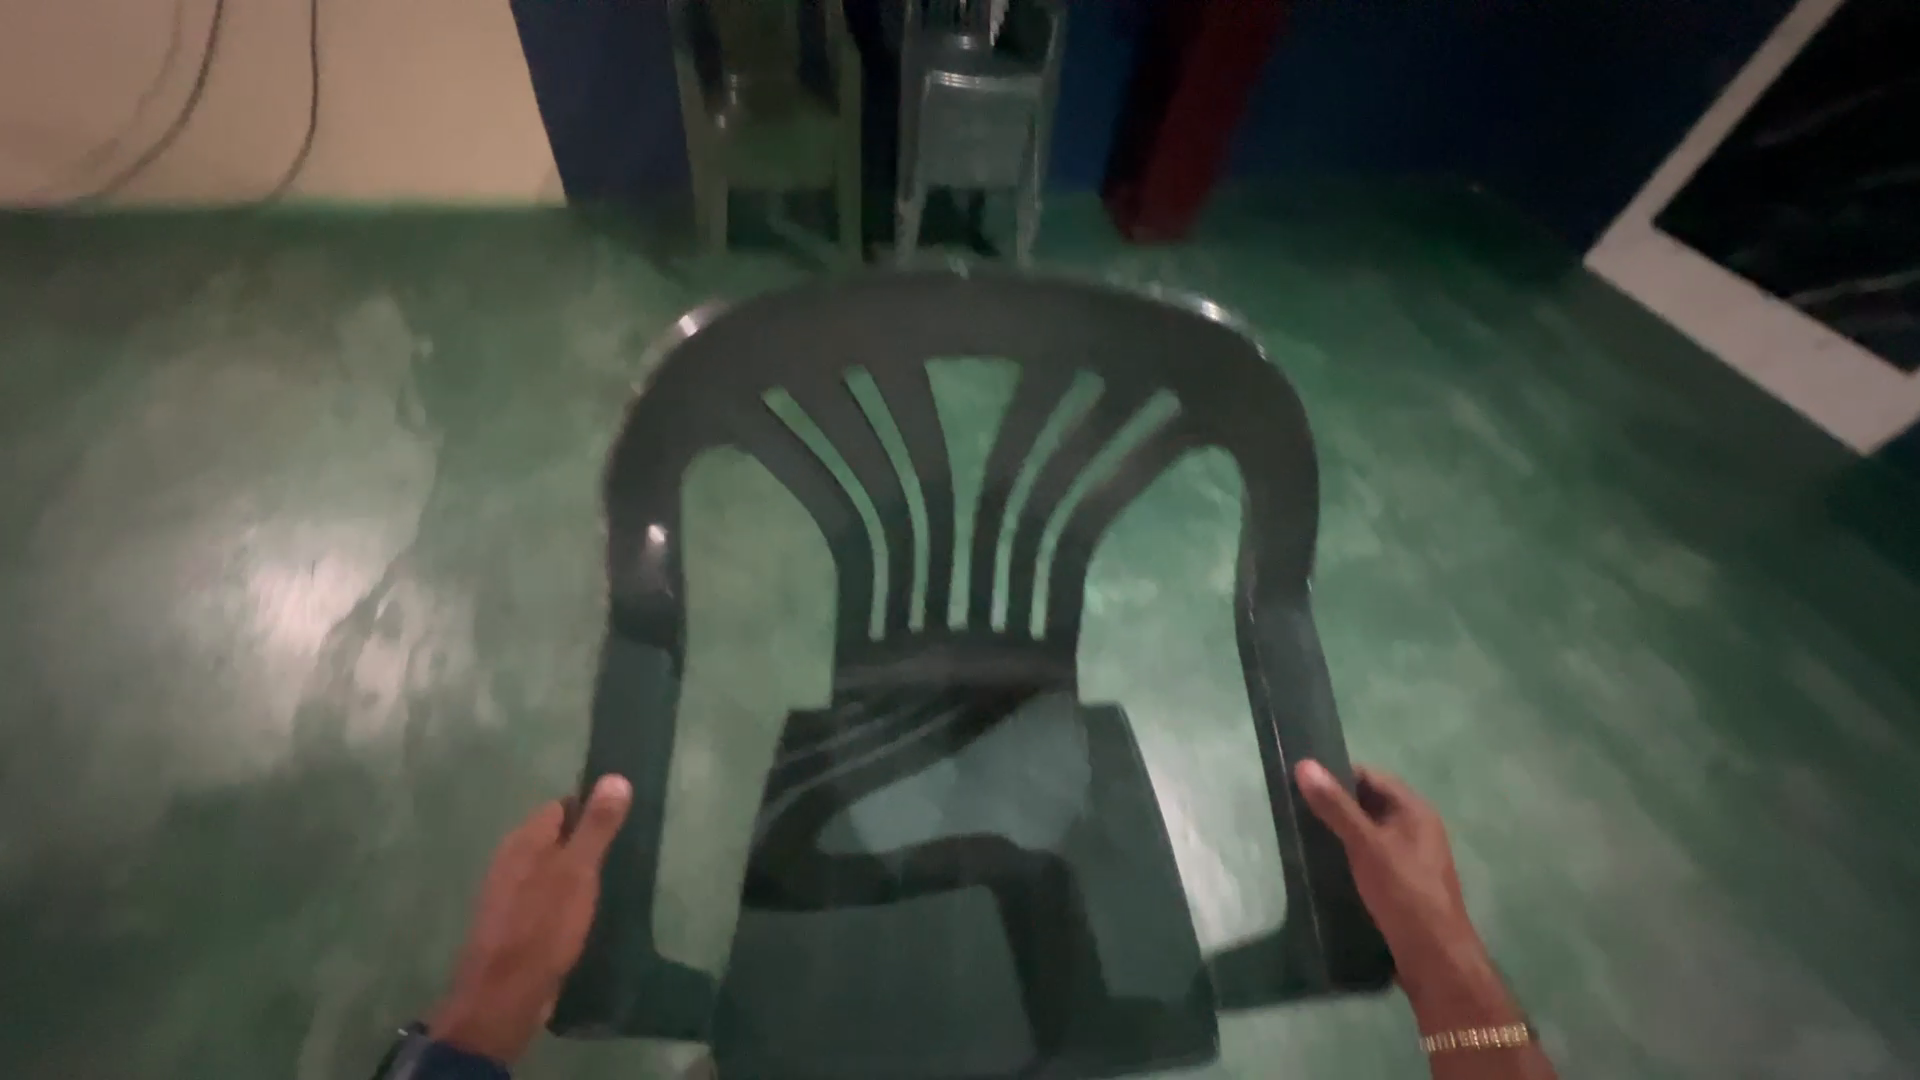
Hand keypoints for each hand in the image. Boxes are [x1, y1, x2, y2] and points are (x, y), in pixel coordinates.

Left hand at [430, 774, 632, 1063]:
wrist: (502, 1000)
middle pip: (557, 835)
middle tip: (623, 851)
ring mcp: (509, 893)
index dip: (592, 808)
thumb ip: (596, 826)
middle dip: (587, 839)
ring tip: (611, 880)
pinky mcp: (515, 922)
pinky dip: (566, 895)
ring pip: (552, 866)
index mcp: (524, 841)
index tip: (622, 821)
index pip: (563, 805)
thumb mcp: (578, 872)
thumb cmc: (543, 927)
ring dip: (577, 870)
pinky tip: (586, 909)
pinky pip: (547, 893)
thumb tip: (616, 777)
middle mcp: (511, 860)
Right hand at [1293, 761, 1484, 1003]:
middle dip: (1335, 803)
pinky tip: (1325, 862)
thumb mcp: (1365, 844)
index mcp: (1415, 810)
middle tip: (1297, 808)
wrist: (1435, 958)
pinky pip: (1369, 853)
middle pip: (1368, 802)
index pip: (1370, 776)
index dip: (1337, 775)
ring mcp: (1411, 856)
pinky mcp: (1402, 881)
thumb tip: (1303, 763)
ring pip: (1367, 830)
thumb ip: (1335, 805)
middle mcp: (1416, 828)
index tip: (1303, 783)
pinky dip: (1347, 852)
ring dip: (1339, 829)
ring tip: (1305, 833)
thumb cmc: (1403, 891)